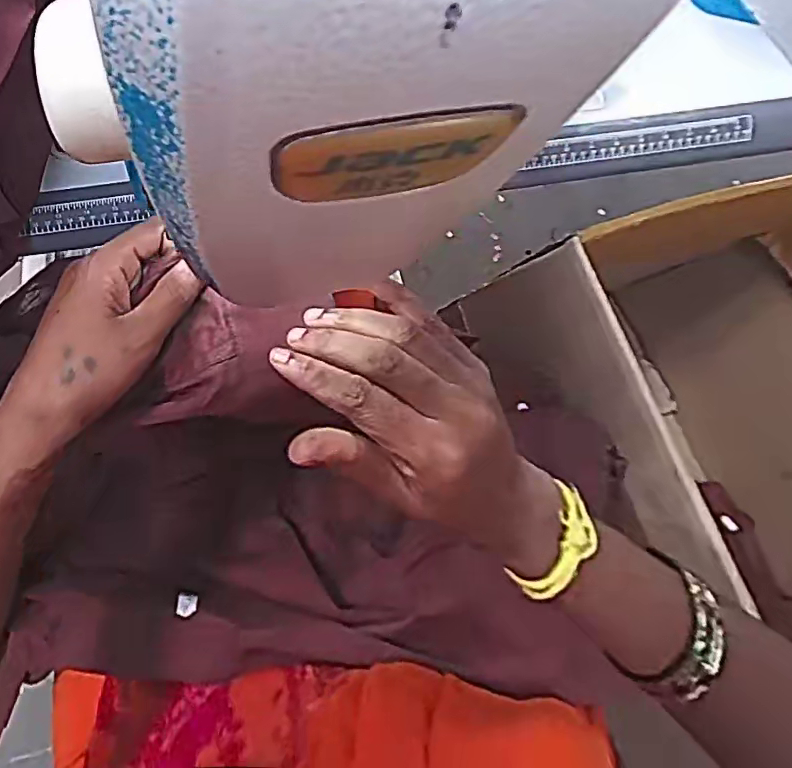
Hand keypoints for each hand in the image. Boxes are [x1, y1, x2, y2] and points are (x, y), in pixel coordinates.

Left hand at [0, 219, 203, 478]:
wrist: (40, 413)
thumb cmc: (82, 376)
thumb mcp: (142, 334)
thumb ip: (174, 294)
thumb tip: (197, 266)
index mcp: (101, 265)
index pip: (154, 229)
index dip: (185, 244)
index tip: (205, 268)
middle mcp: (89, 269)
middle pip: (146, 249)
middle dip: (174, 270)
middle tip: (191, 299)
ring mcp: (84, 289)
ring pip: (136, 273)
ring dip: (158, 290)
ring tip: (168, 318)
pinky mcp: (84, 310)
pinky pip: (122, 293)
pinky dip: (141, 305)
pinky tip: (148, 329)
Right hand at [269, 279, 561, 573]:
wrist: (508, 495)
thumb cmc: (447, 501)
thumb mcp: (395, 495)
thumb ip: (349, 461)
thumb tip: (297, 446)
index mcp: (431, 451)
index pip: (364, 400)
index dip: (318, 375)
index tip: (283, 360)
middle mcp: (455, 409)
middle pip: (384, 359)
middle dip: (332, 341)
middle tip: (296, 335)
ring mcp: (469, 378)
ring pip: (405, 333)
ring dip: (355, 318)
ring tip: (317, 316)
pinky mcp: (472, 358)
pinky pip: (431, 320)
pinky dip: (395, 300)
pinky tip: (362, 290)